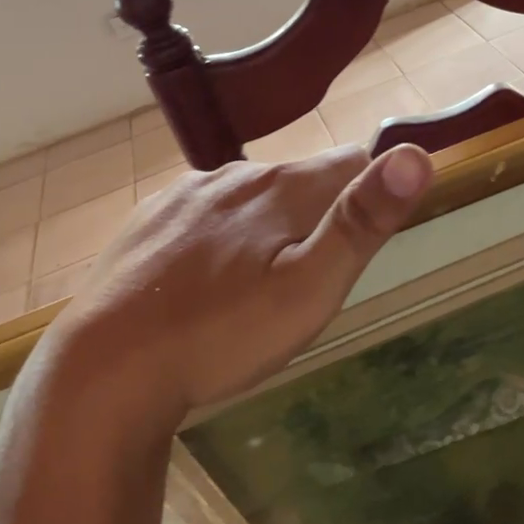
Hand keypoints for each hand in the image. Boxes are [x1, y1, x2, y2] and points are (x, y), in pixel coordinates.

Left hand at [41, 143, 433, 420]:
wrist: (107, 368)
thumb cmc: (222, 335)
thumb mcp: (310, 289)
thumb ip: (362, 222)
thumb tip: (416, 155)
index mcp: (282, 188)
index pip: (353, 161)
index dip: (370, 194)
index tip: (361, 245)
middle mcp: (235, 175)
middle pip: (301, 182)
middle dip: (317, 219)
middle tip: (308, 287)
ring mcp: (184, 195)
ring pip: (251, 199)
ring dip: (267, 229)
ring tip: (254, 293)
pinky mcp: (148, 220)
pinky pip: (204, 215)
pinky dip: (219, 240)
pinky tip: (203, 287)